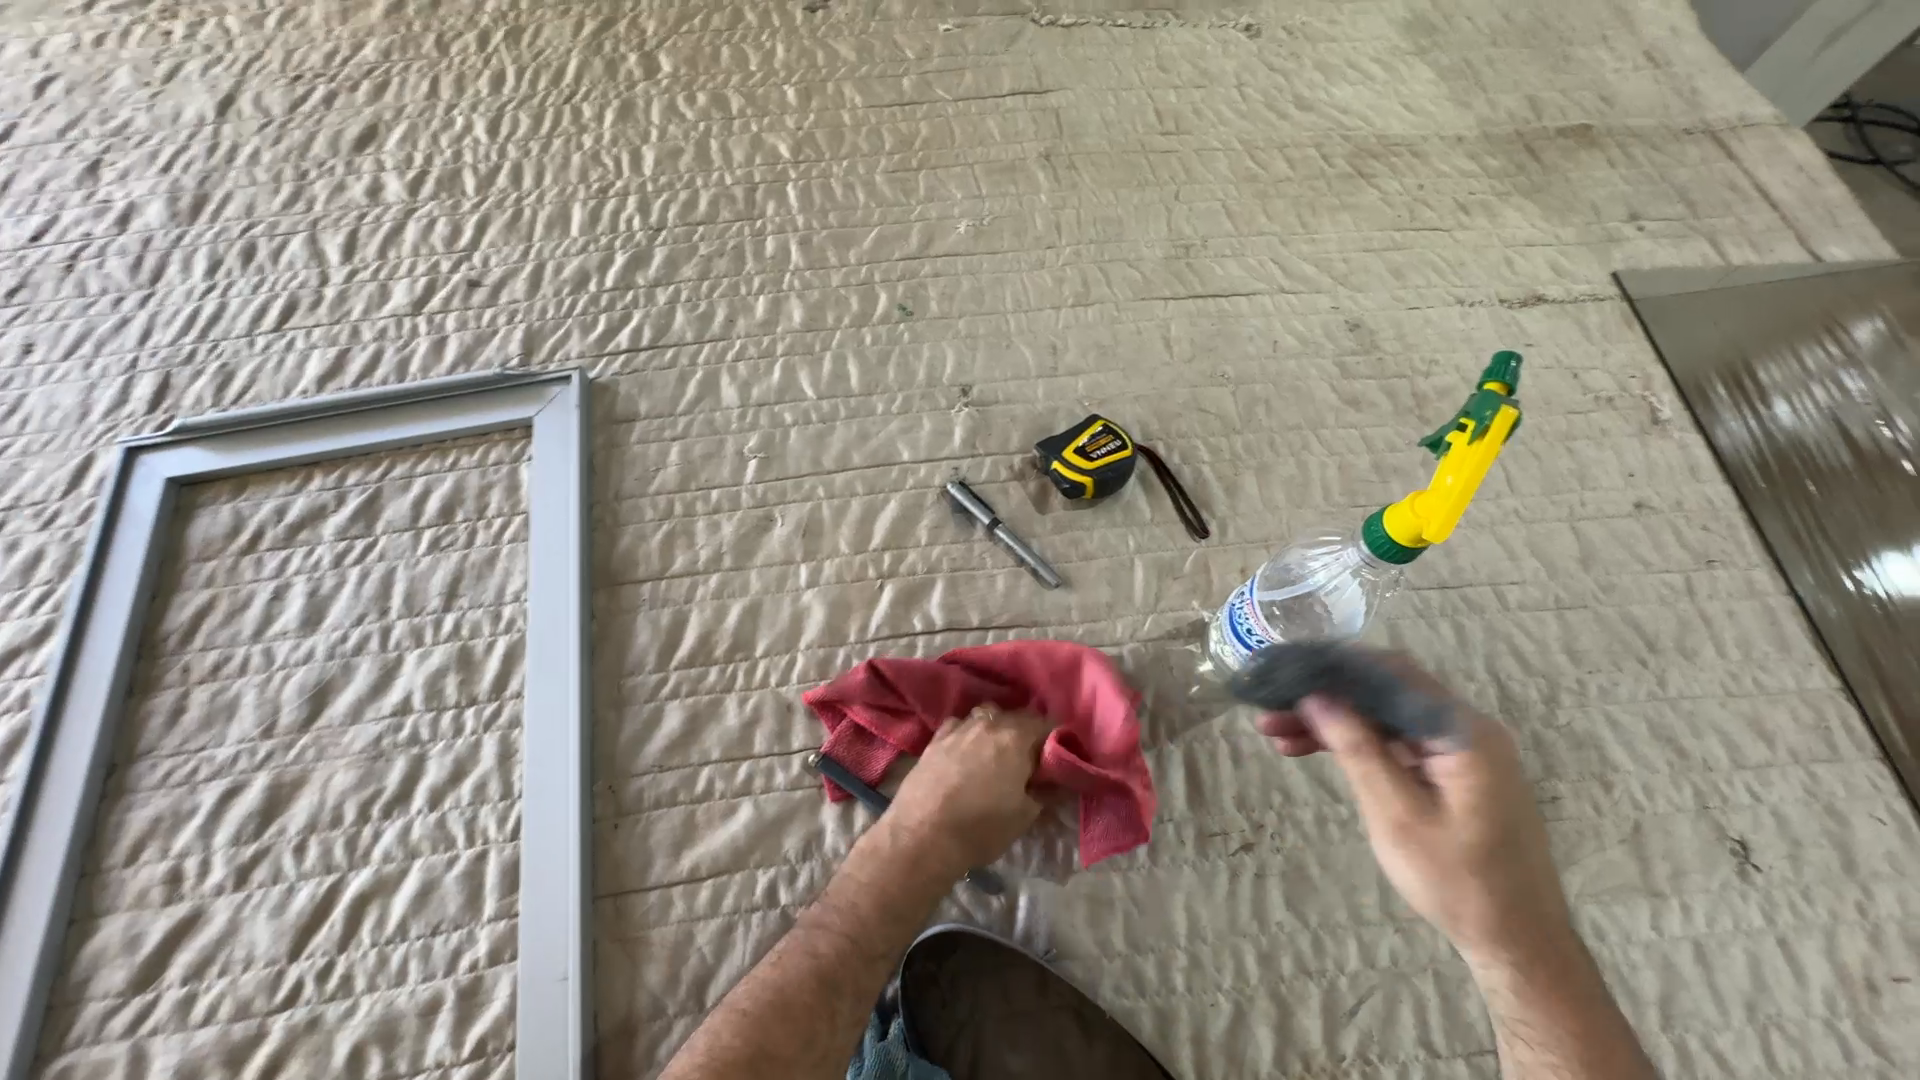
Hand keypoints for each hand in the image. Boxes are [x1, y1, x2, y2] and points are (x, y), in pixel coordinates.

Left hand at [883, 707, 1052, 878]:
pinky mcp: (935, 738)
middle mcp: (989, 723)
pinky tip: (966, 751)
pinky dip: (968, 733)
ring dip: (997, 728)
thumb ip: (1046, 791)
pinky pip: (959, 725)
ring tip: (997, 752)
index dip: (1057, 739)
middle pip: (1017, 716)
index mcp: (1016, 738)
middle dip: (1027, 733)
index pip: (1047, 723)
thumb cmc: (981, 827)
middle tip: (1030, 759)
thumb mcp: (1025, 815)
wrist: (922, 835)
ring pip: (986, 715)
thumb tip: (1058, 781)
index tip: (1059, 757)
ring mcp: (959, 728)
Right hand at [1258, 661, 1574, 965]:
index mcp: (1461, 732)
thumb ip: (1358, 749)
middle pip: (1382, 690)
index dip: (1330, 667)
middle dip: (1322, 694)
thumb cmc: (1459, 882)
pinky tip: (1310, 749)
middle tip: (1268, 708)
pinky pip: (1393, 739)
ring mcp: (1457, 749)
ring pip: (1382, 714)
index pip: (1388, 673)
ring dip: (1331, 719)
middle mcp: (1463, 728)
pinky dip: (1354, 741)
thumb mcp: (1397, 816)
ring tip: (1275, 732)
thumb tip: (1316, 697)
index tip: (1281, 673)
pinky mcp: (1448, 770)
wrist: (1518, 941)